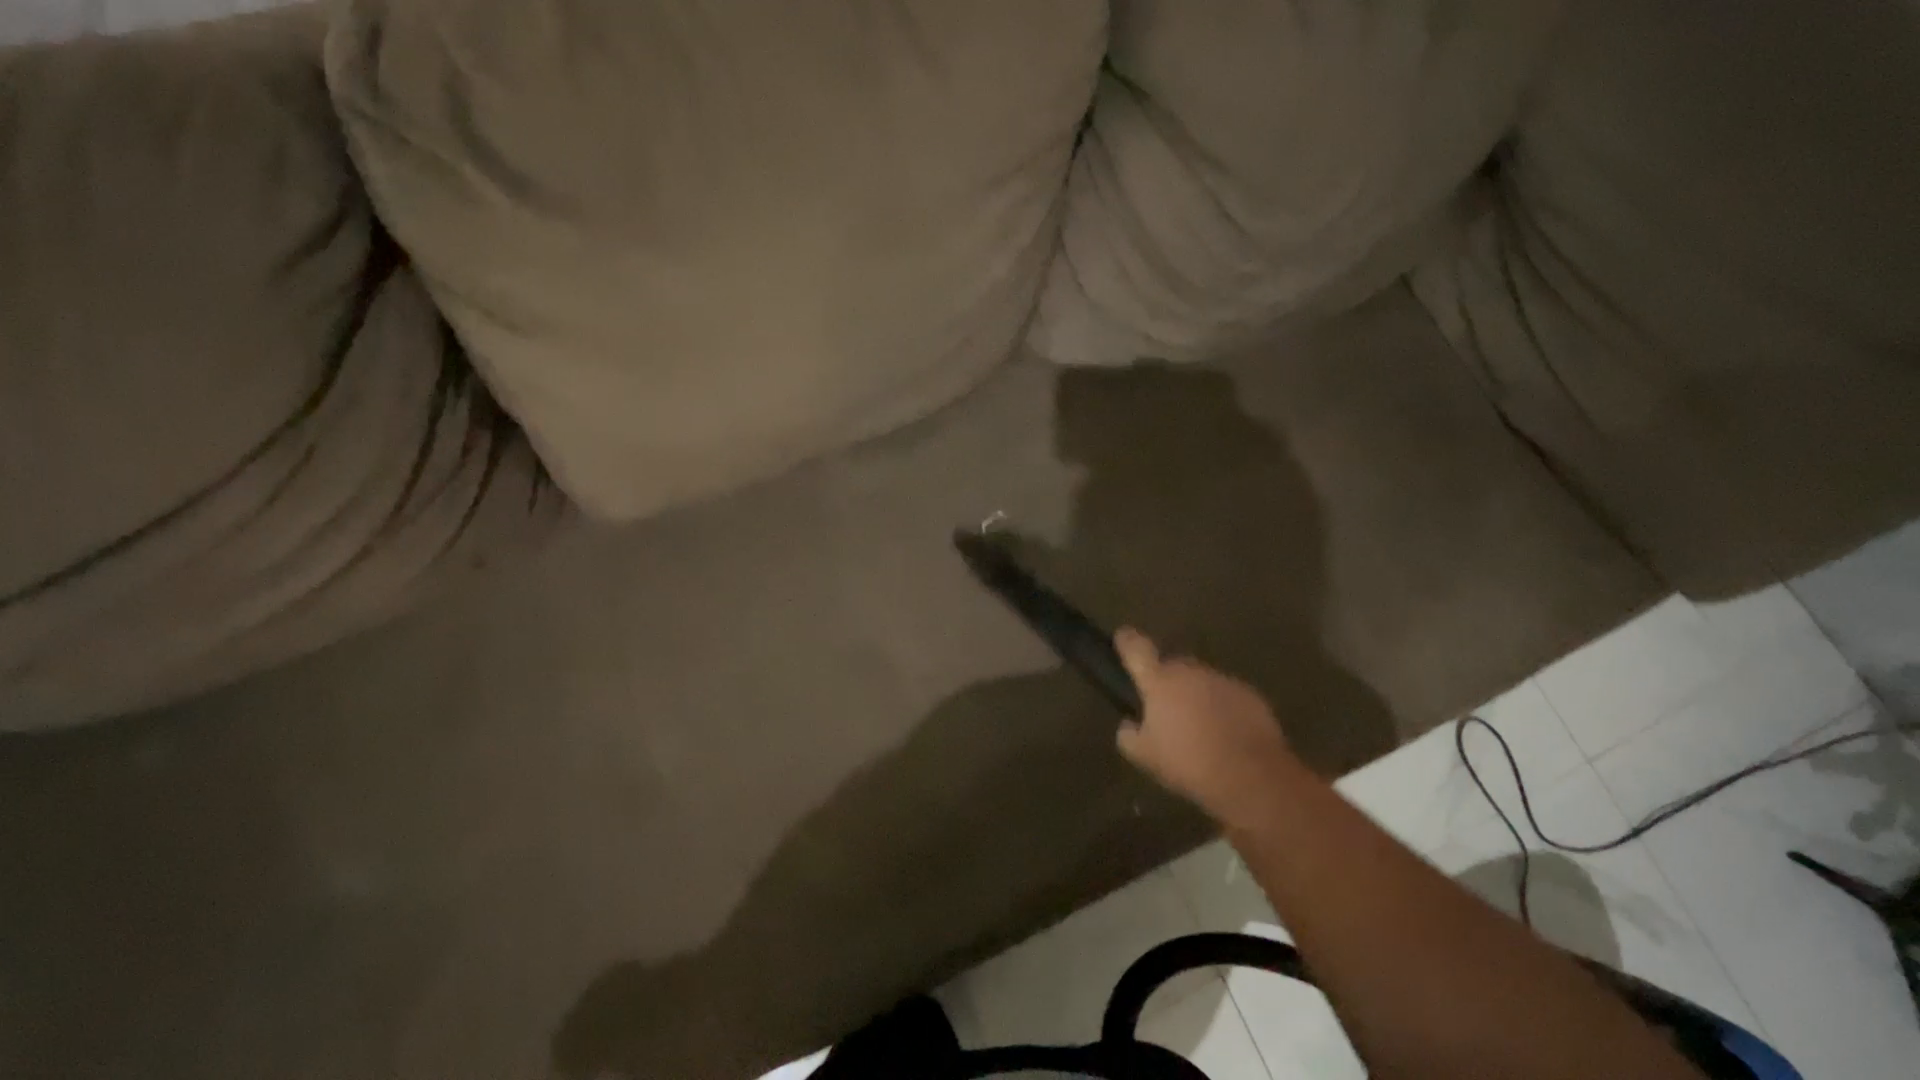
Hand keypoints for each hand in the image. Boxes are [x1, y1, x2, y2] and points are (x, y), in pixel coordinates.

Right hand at [1114, 628, 1301, 830]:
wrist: (1250, 775)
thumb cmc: (1188, 762)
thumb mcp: (1144, 756)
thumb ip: (1128, 734)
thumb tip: (1130, 723)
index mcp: (1160, 682)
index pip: (1137, 649)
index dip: (1127, 642)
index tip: (1123, 637)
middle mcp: (1192, 672)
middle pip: (1173, 667)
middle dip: (1167, 683)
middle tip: (1165, 711)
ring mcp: (1224, 681)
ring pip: (1202, 682)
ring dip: (1196, 697)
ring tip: (1198, 729)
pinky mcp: (1251, 696)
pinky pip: (1228, 697)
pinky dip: (1222, 709)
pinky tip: (1224, 736)